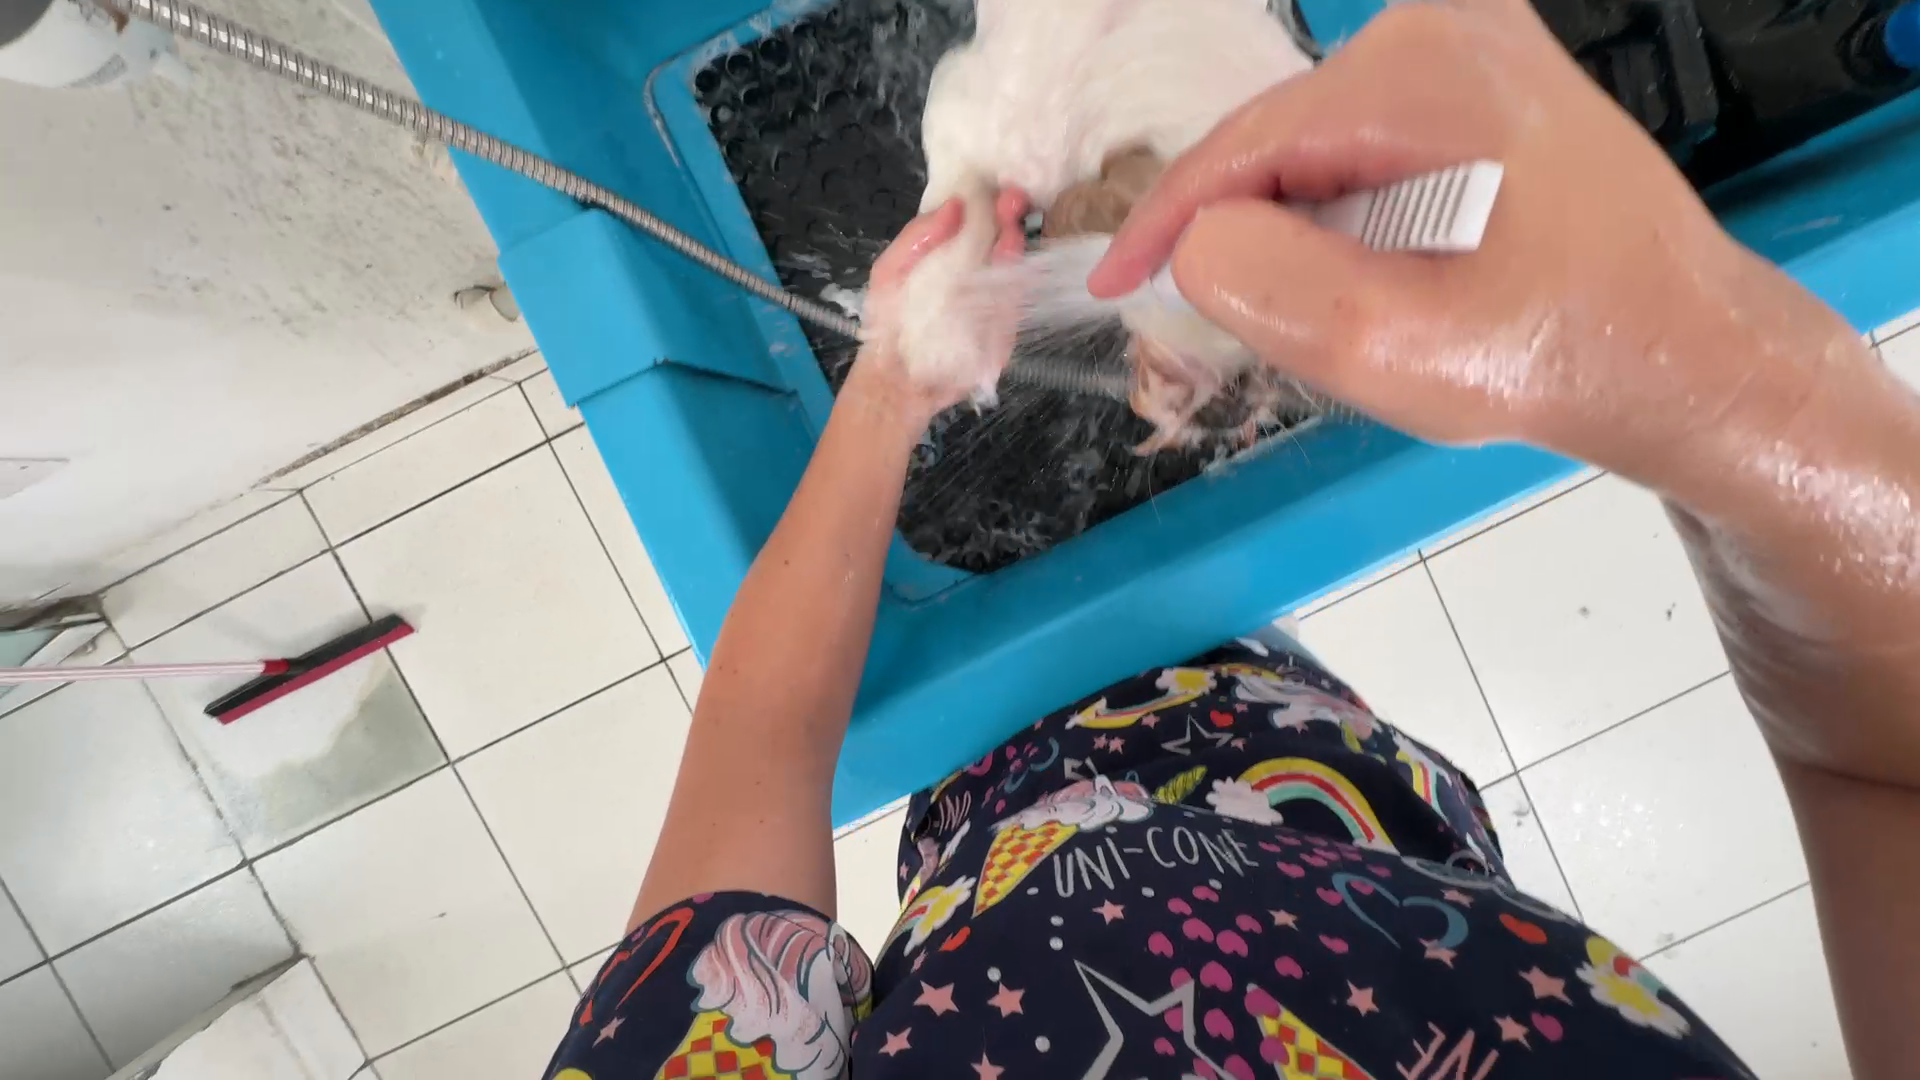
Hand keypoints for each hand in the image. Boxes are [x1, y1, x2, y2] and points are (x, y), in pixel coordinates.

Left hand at [843, 190, 1029, 429]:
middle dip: (1009, 221)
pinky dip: (1016, 291)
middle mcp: (975, 282)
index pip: (978, 228)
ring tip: (1011, 233)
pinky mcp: (1001, 339)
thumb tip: (955, 204)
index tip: (998, 191)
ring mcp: (990, 311)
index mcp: (950, 262)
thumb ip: (917, 238)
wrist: (893, 382)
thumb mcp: (890, 272)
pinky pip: (1013, 313)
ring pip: (1012, 276)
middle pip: (1001, 246)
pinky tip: (1013, 271)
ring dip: (1015, 252)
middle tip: (1014, 202)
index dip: (991, 207)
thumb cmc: (886, 326)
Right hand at [1089, 0, 1863, 485]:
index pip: (1233, 149)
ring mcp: (1460, 57)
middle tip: (1231, 325)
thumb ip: (1266, 282)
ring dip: (1276, 241)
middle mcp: (1436, 34)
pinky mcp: (1468, 98)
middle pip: (1265, 152)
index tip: (1109, 287)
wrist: (1670, 356)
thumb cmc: (1538, 357)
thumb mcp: (1383, 343)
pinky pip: (1343, 165)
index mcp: (1415, 74)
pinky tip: (1351, 279)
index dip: (1155, 225)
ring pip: (1298, 163)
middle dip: (1228, 240)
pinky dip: (1318, 229)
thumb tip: (1191, 243)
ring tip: (1308, 312)